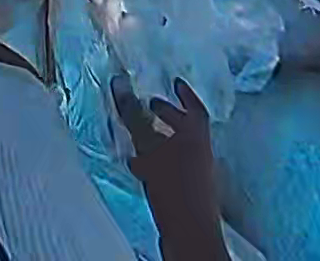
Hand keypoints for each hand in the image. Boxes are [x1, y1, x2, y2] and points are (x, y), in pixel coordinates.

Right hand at [118, 78, 227, 259]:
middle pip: (186, 128)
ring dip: (159, 138)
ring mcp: (196, 176)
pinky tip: (139, 165)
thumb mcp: (149, 146)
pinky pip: (172, 166)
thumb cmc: (173, 184)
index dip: (185, 94)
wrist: (190, 238)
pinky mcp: (188, 194)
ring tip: (137, 134)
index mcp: (197, 137)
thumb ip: (134, 116)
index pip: (195, 108)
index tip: (175, 82)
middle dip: (168, 115)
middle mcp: (201, 153)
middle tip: (149, 105)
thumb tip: (119, 82)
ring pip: (177, 148)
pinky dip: (157, 160)